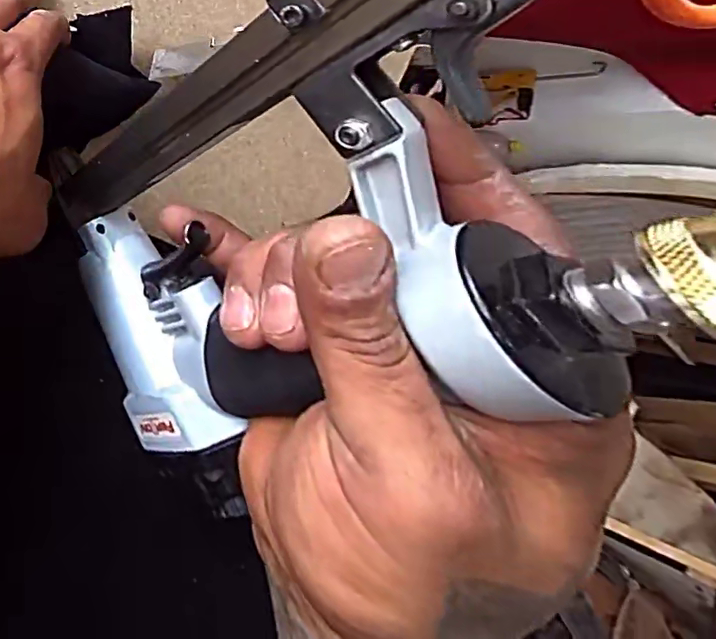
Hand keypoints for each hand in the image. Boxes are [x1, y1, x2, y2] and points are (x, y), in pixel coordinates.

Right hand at [160, 96, 633, 638]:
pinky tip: (195, 233)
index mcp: (520, 370)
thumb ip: (376, 356)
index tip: (405, 124)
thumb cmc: (421, 578)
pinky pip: (255, 273)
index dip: (457, 177)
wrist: (343, 602)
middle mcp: (440, 334)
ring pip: (306, 249)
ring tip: (260, 334)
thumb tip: (346, 245)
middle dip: (318, 255)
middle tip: (293, 313)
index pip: (505, 245)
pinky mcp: (302, 335)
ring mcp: (364, 330)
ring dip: (265, 277)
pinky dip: (222, 253)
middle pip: (376, 234)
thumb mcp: (410, 474)